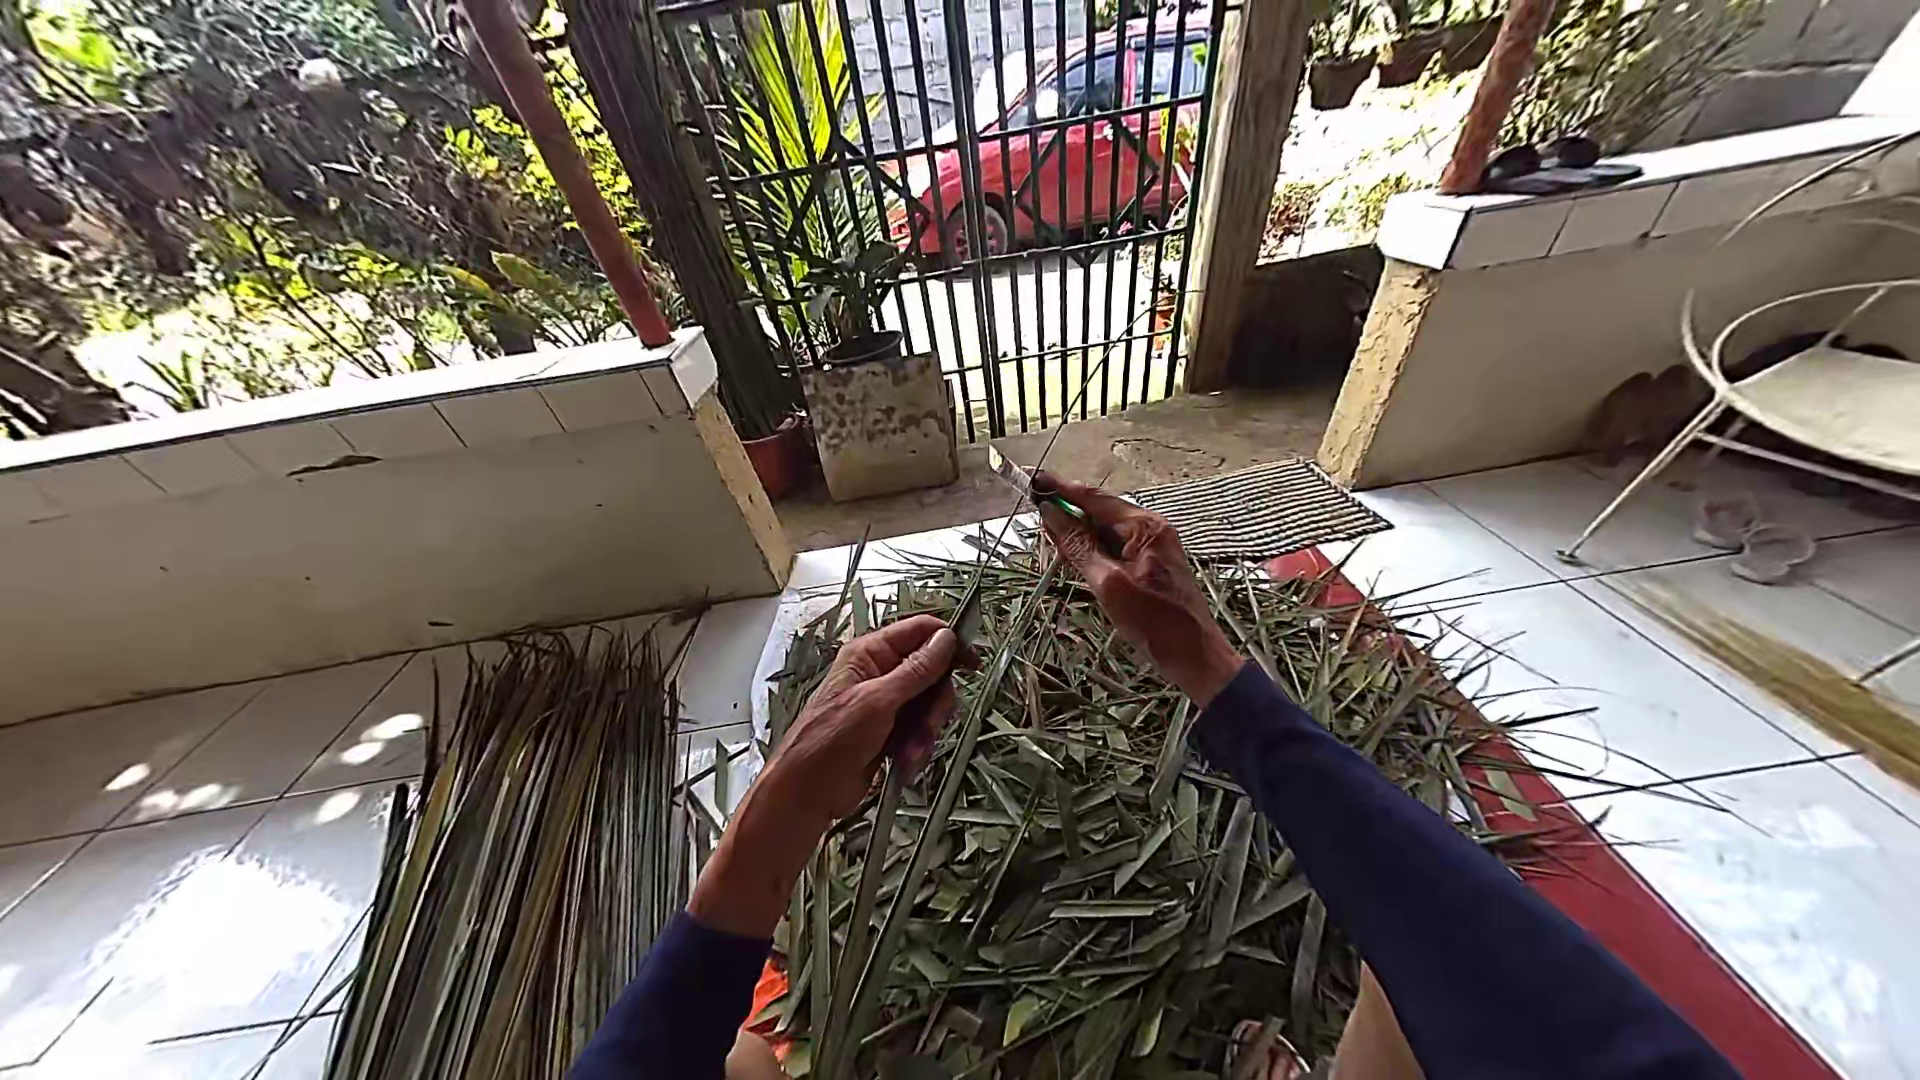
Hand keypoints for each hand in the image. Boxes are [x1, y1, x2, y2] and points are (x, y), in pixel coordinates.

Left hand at [688, 615, 963, 937]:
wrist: (808, 794)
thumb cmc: (829, 741)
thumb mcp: (877, 701)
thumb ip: (916, 670)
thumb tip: (946, 639)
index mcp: (870, 653)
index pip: (919, 631)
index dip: (948, 642)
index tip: (971, 662)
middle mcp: (880, 672)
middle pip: (933, 671)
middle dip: (936, 701)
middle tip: (928, 722)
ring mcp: (887, 703)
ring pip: (930, 703)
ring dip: (927, 729)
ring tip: (910, 750)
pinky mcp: (892, 730)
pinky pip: (922, 729)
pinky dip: (919, 746)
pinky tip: (905, 761)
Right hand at [1033, 471, 1243, 706]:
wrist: (1195, 656)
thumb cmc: (1154, 622)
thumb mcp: (1108, 583)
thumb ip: (1078, 546)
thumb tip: (1051, 514)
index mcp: (1145, 527)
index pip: (1095, 498)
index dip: (1061, 488)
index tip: (1033, 479)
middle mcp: (1152, 528)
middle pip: (1100, 512)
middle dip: (1068, 514)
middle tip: (1037, 516)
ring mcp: (1153, 546)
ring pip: (1106, 531)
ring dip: (1078, 535)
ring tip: (1052, 541)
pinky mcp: (1151, 563)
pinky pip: (1115, 547)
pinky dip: (1093, 551)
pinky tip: (1075, 559)